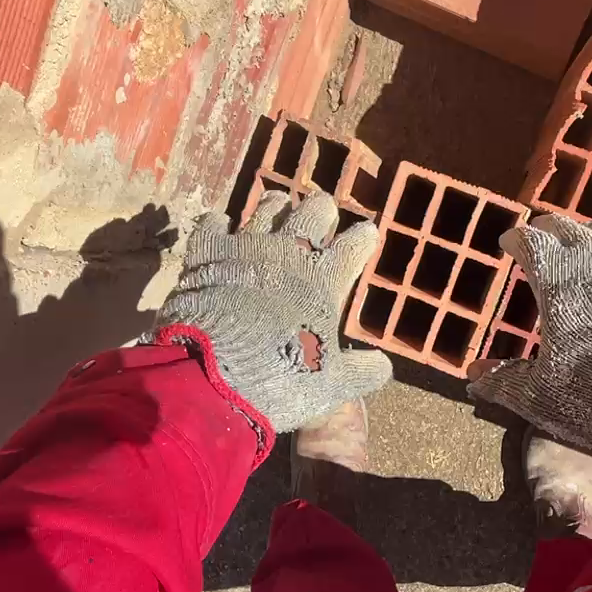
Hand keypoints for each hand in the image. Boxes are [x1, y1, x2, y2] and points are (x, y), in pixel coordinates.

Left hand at [155, 192, 391, 434]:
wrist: (215, 374)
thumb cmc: (282, 380)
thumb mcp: (334, 385)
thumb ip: (363, 372)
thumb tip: (384, 366)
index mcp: (326, 280)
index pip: (354, 245)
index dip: (363, 238)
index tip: (367, 234)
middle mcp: (290, 252)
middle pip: (315, 211)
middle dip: (323, 209)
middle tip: (324, 213)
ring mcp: (246, 245)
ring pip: (268, 207)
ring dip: (277, 207)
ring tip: (279, 206)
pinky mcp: (207, 251)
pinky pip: (214, 223)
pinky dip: (219, 223)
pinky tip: (221, 224)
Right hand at [466, 215, 591, 463]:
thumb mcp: (539, 393)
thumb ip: (504, 380)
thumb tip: (473, 376)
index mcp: (558, 281)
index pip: (532, 242)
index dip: (518, 239)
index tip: (508, 242)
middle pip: (569, 230)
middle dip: (550, 229)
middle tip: (540, 233)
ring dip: (586, 236)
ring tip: (579, 243)